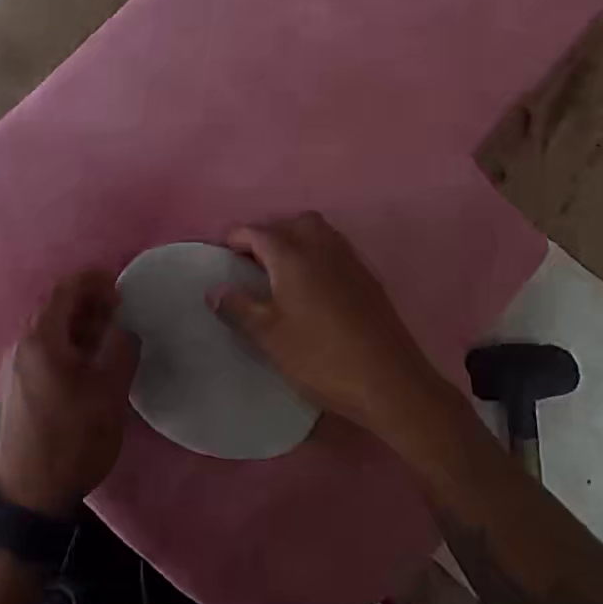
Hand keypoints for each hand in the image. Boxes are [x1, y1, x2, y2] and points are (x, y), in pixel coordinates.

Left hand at [0, 270, 139, 518]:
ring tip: (112, 335)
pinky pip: (46, 353)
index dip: (93, 281)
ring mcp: (16, 371)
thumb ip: (120, 350)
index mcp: (40, 341)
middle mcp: (21, 348)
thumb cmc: (72, 438)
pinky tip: (91, 364)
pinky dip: (70, 347)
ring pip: (51, 334)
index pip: (65, 292)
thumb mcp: (109, 391)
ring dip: (81, 327)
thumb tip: (125, 330)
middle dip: (89, 303)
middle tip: (122, 308)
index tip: (121, 284)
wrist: (30, 493)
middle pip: (55, 311)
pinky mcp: (19, 391)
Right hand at [208, 212, 447, 434]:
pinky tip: (312, 288)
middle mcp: (324, 248)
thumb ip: (239, 309)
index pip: (258, 232)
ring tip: (279, 274)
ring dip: (297, 242)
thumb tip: (215, 289)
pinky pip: (337, 252)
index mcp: (293, 256)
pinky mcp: (369, 280)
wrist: (387, 380)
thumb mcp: (270, 337)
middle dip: (270, 233)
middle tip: (252, 262)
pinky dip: (318, 257)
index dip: (235, 238)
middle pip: (293, 223)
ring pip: (320, 234)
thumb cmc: (320, 358)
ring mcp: (352, 261)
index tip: (221, 252)